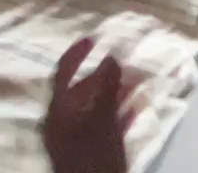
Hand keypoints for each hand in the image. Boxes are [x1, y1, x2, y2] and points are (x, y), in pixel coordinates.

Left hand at [42, 38, 137, 172]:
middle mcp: (63, 124)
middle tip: (130, 63)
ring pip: (95, 106)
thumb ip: (105, 88)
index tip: (96, 37)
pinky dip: (119, 112)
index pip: (61, 74)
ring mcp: (76, 140)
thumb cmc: (93, 159)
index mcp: (57, 114)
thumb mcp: (101, 121)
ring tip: (139, 82)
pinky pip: (104, 124)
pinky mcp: (90, 153)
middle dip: (107, 74)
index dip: (76, 54)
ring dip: (117, 92)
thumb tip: (112, 55)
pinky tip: (137, 108)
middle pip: (82, 89)